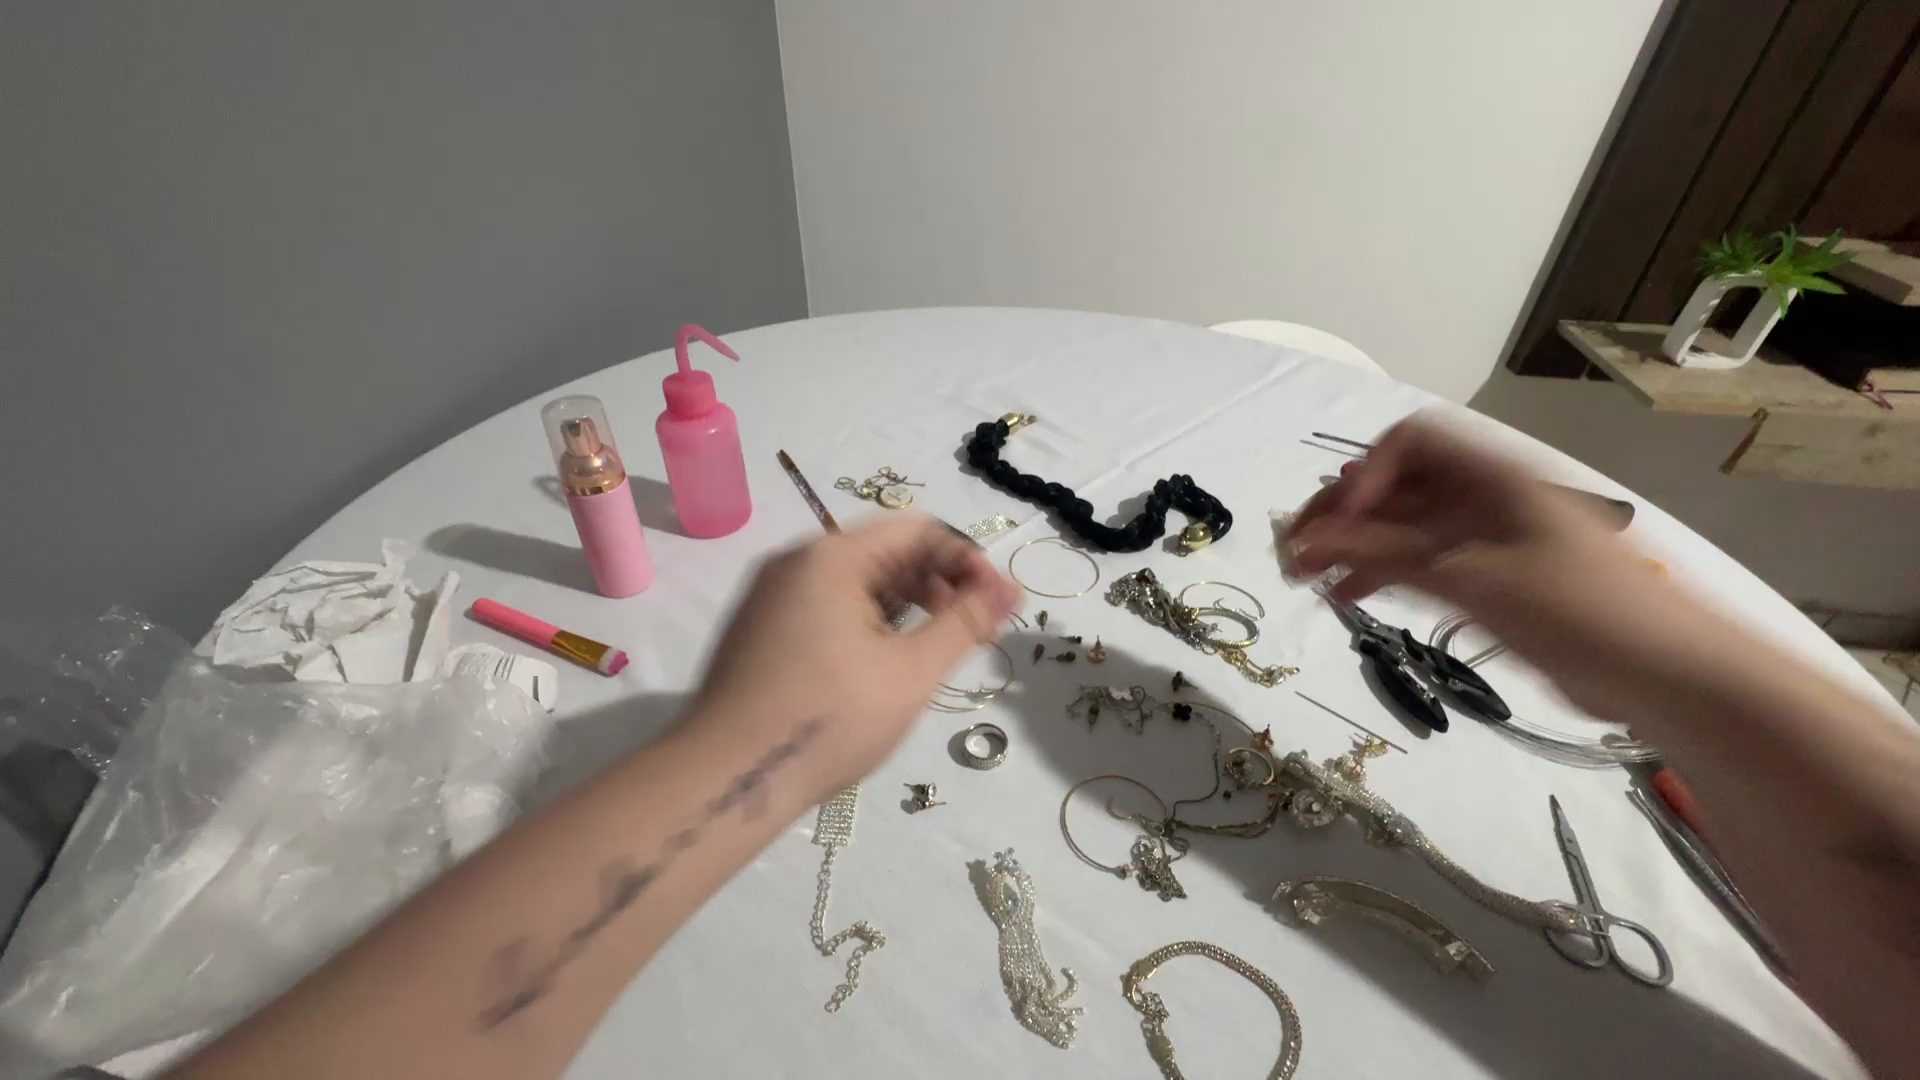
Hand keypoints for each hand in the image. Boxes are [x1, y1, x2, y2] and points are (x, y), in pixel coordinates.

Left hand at [687, 515, 1021, 797]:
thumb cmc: (828, 719)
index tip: (998, 604)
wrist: (725, 779)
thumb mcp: (911, 671)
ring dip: (904, 605)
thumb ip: (965, 622)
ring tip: (932, 650)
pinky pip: (825, 606)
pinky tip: (881, 663)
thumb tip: (1010, 588)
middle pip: (884, 552)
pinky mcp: (758, 630)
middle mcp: (795, 562)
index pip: (917, 531)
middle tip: (972, 630)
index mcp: (831, 556)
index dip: (967, 560)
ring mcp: (770, 596)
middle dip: (938, 583)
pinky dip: (866, 622)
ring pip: (854, 582)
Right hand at [1284, 416, 1642, 614]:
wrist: (1670, 678)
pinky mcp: (1482, 579)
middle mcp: (1481, 498)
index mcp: (1492, 477)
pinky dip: (1375, 574)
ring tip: (1304, 578)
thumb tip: (1311, 538)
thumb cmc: (1582, 613)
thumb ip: (1388, 555)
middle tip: (1292, 554)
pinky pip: (1414, 564)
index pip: (1410, 443)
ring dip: (1348, 547)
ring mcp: (1482, 539)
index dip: (1367, 473)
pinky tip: (1345, 596)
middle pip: (1394, 487)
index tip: (1339, 522)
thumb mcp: (1476, 578)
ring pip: (1397, 529)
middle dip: (1339, 514)